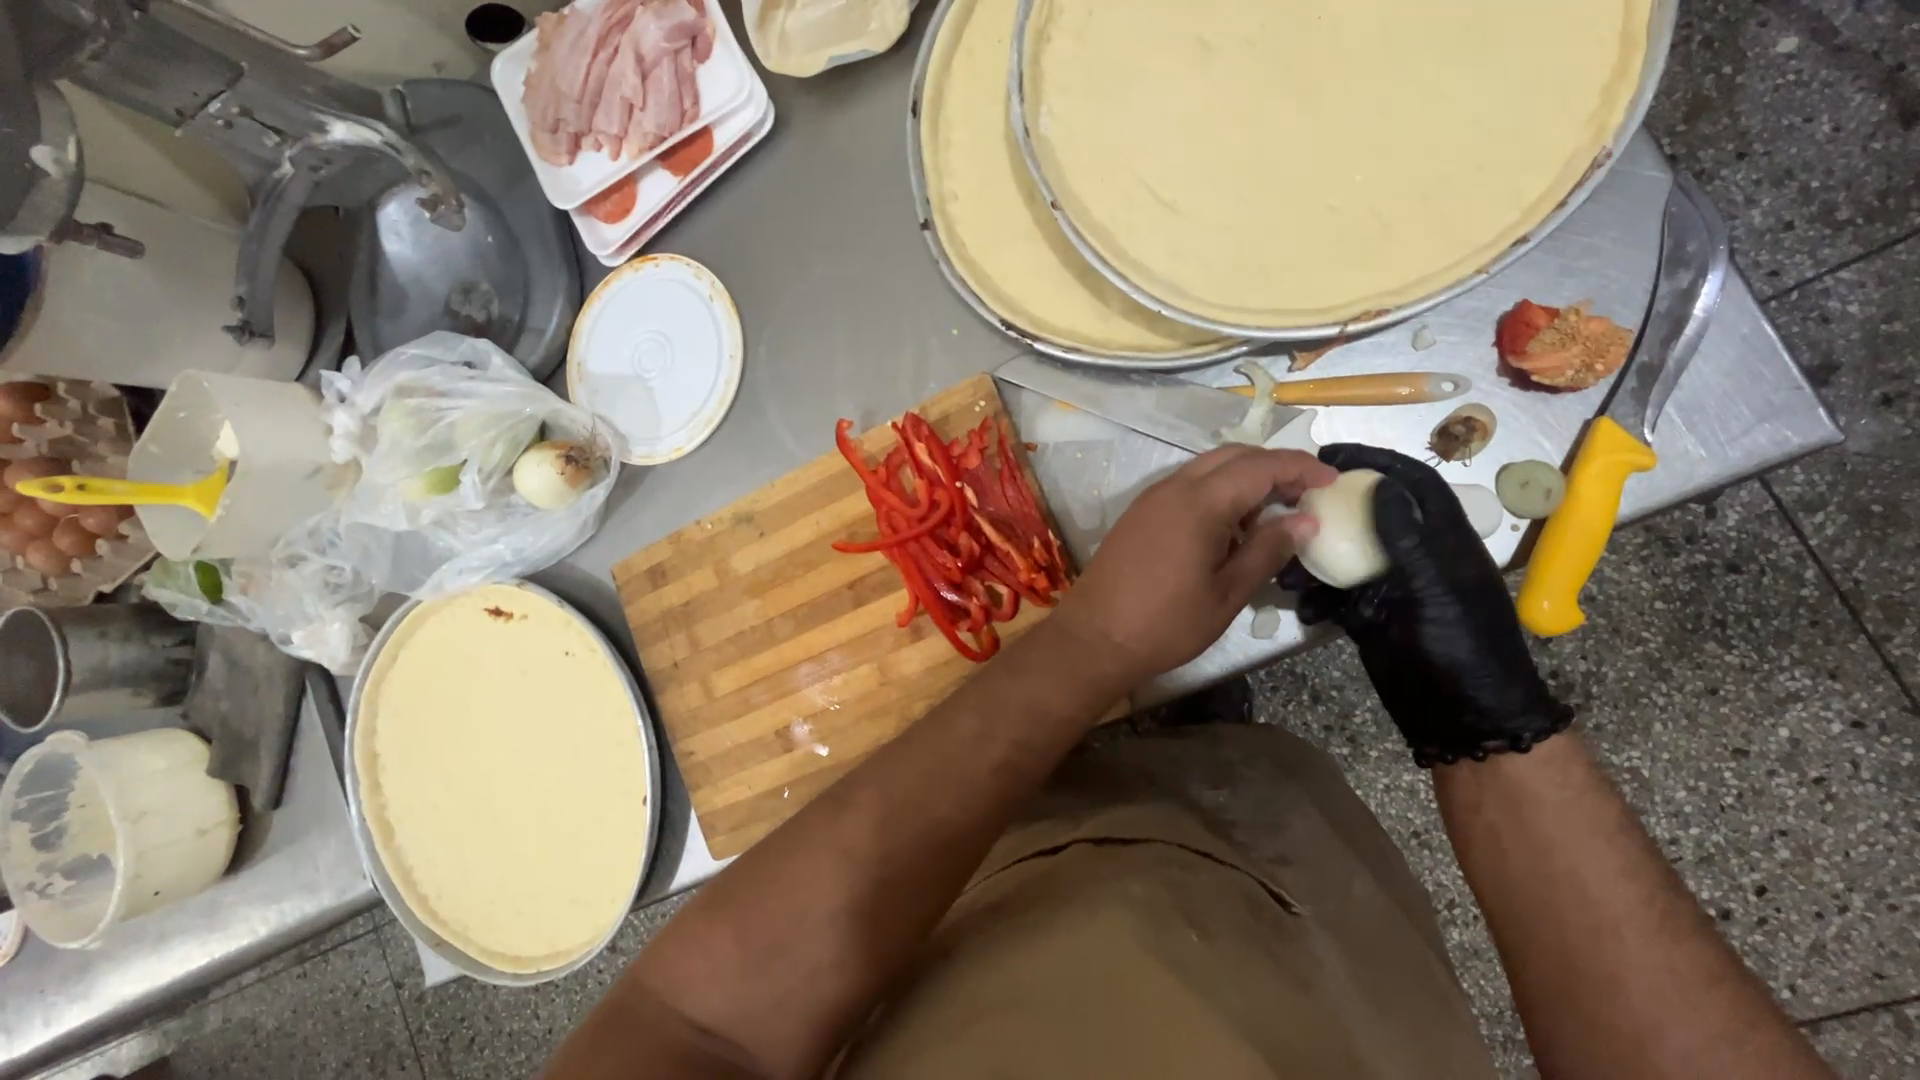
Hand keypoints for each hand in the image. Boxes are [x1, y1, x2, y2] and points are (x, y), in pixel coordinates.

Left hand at [1050, 446, 1335, 686]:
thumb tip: (1304, 520)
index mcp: (1200, 502)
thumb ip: (1268, 550)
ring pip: (1207, 468)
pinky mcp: (1140, 514)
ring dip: (1244, 479)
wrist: (1093, 637)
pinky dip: (1217, 492)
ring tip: (1274, 513)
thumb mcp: (1228, 592)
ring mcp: (1152, 498)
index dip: (1301, 468)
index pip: (1261, 466)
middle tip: (1306, 495)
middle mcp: (1174, 487)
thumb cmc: (1166, 623)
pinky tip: (1231, 527)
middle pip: (1233, 456)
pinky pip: (1187, 486)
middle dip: (1274, 467)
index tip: (1333, 481)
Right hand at [1278, 444, 1573, 766]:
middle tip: (1286, 505)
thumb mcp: (1435, 586)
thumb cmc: (1460, 646)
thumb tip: (1380, 484)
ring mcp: (1391, 587)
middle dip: (1328, 510)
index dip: (1374, 461)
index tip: (1328, 453)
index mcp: (1443, 540)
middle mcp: (1415, 556)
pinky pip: (1334, 595)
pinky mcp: (1370, 617)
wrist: (1463, 717)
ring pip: (1344, 556)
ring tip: (1285, 574)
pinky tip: (1304, 609)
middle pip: (1368, 515)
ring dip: (1311, 561)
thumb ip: (1406, 536)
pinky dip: (1316, 599)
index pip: (1411, 483)